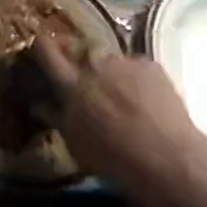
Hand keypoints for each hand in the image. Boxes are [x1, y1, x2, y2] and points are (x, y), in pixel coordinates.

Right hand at [30, 37, 206, 206]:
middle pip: (79, 47)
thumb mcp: (76, 144)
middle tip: (83, 80)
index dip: (39, 45)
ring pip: (109, 57)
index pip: (45, 50)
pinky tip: (143, 99)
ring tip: (119, 94)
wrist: (169, 160)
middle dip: (77, 58)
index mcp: (70, 84)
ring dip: (107, 70)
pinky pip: (134, 65)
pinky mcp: (150, 64)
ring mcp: (125, 62)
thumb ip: (56, 117)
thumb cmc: (114, 159)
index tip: (37, 48)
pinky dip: (133, 78)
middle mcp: (95, 64)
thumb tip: (39, 103)